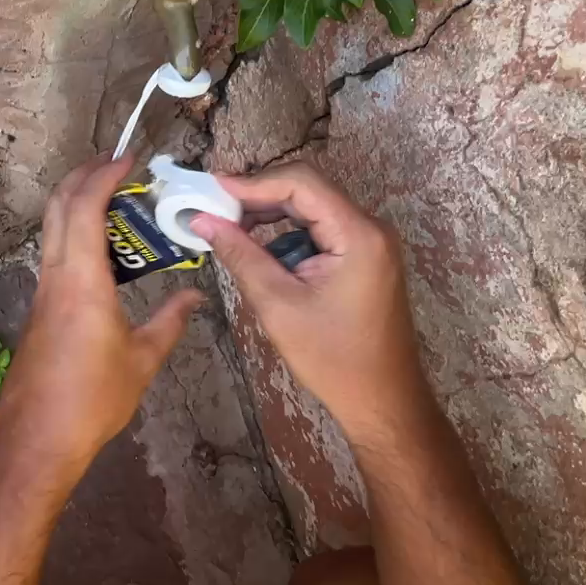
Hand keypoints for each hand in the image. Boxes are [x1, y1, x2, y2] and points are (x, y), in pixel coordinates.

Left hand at [0, 154, 204, 480]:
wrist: (37, 437)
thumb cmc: (94, 398)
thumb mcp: (143, 360)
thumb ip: (171, 322)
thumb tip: (196, 298)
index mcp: (82, 279)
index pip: (86, 206)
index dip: (105, 175)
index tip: (129, 159)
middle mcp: (56, 273)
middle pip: (59, 203)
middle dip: (84, 173)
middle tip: (117, 163)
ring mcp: (43, 287)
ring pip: (51, 224)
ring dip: (75, 199)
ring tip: (113, 196)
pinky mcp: (40, 304)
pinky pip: (54, 248)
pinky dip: (73, 227)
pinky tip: (100, 245)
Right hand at [190, 162, 428, 440]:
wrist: (383, 402)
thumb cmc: (333, 358)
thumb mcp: (277, 304)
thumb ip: (239, 254)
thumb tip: (202, 220)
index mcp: (358, 234)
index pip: (301, 183)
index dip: (253, 182)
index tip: (212, 189)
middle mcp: (369, 228)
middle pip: (306, 189)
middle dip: (258, 195)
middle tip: (214, 207)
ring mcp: (368, 241)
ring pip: (310, 207)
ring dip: (269, 213)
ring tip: (229, 227)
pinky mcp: (362, 256)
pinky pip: (318, 228)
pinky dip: (285, 232)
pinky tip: (258, 248)